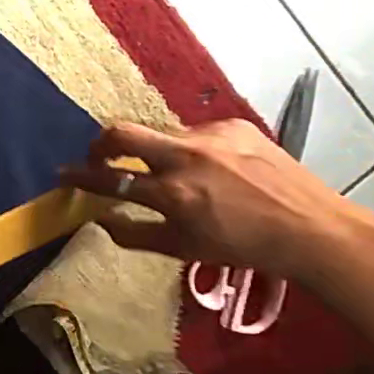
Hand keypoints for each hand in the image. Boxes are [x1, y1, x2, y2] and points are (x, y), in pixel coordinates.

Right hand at [59, 119, 373, 282]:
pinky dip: (189, 150)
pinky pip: (195, 133)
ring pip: (161, 134)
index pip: (111, 178)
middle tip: (98, 156)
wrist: (310, 227)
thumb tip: (100, 217)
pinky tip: (210, 168)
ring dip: (153, 152)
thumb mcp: (182, 249)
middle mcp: (187, 156)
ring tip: (172, 174)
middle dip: (101, 143)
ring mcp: (212, 135)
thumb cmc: (242, 247)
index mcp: (174, 193)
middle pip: (123, 132)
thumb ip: (134, 233)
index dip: (80, 175)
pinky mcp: (234, 124)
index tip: (63, 173)